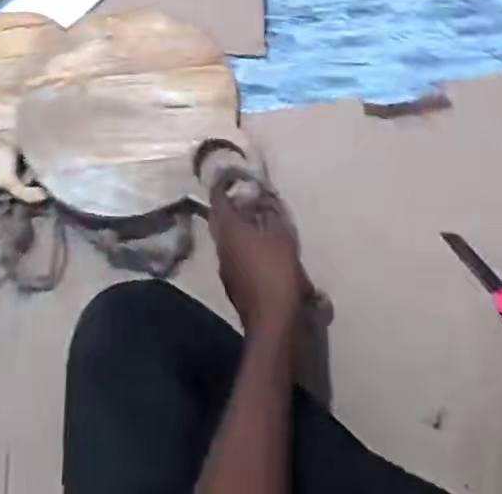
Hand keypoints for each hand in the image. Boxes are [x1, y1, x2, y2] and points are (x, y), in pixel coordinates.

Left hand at [211, 194, 305, 335]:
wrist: (272, 320)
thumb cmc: (277, 271)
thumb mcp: (283, 238)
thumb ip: (273, 219)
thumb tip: (265, 207)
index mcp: (230, 231)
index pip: (219, 202)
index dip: (223, 188)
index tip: (230, 180)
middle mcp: (221, 247)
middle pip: (218, 221)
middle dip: (228, 210)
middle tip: (244, 202)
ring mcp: (224, 268)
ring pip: (224, 241)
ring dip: (235, 231)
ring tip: (255, 226)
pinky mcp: (231, 285)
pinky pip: (232, 259)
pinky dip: (241, 251)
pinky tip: (258, 254)